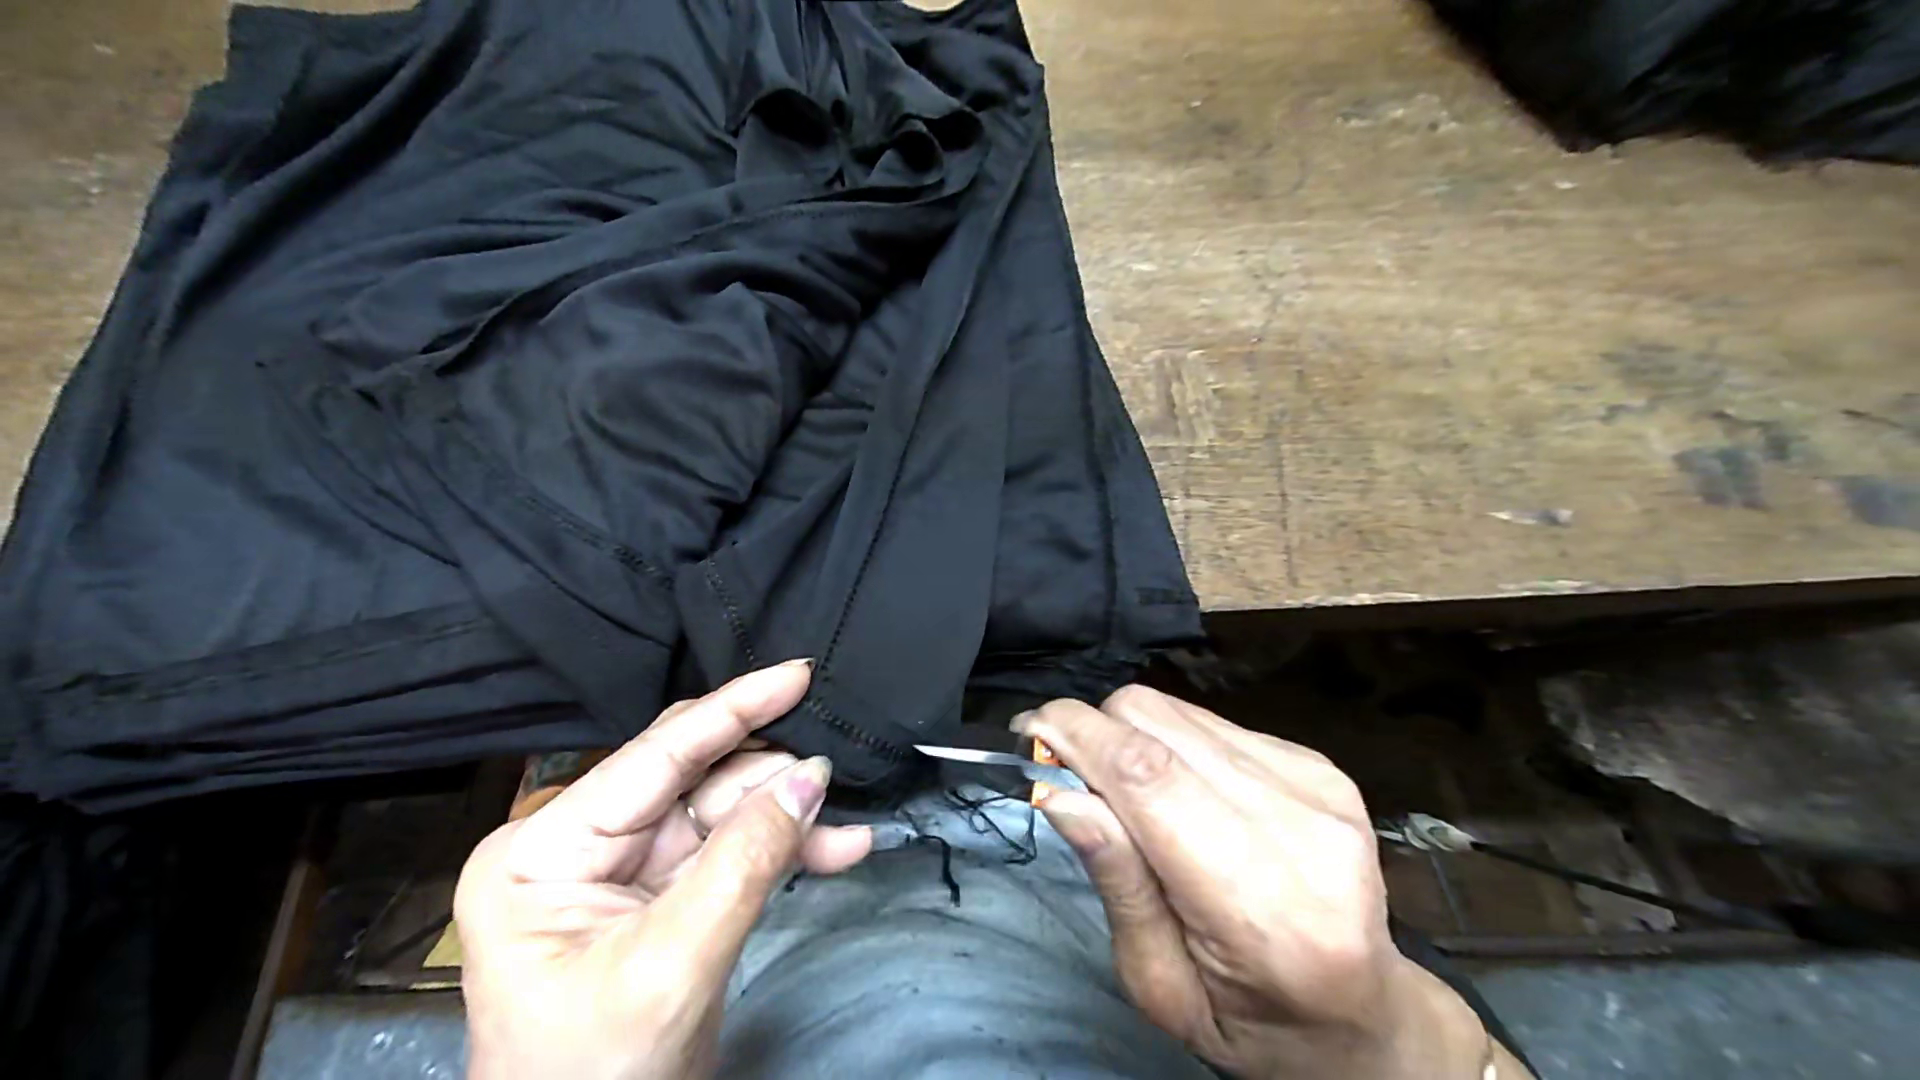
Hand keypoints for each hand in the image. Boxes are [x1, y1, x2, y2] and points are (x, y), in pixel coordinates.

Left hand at [454, 659, 873, 1079]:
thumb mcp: (672, 967)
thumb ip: (745, 862)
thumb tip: (810, 778)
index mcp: (543, 848)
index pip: (656, 755)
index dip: (735, 709)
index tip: (797, 674)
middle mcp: (582, 842)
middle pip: (696, 775)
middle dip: (769, 771)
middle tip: (833, 756)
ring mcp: (628, 866)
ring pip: (726, 809)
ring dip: (788, 813)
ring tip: (843, 819)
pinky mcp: (667, 891)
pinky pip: (735, 848)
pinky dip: (785, 848)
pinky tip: (838, 846)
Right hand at [1026, 686, 1522, 1079]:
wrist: (1368, 1019)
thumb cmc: (1251, 1026)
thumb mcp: (1160, 988)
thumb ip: (1116, 882)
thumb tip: (1059, 793)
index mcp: (1265, 912)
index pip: (1149, 780)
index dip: (1078, 737)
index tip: (1027, 731)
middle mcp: (1303, 832)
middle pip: (1156, 723)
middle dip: (1093, 731)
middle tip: (1070, 772)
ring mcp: (1319, 788)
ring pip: (1176, 710)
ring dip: (1130, 736)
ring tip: (1130, 792)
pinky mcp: (1320, 765)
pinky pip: (1207, 720)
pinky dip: (1171, 742)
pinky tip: (1182, 791)